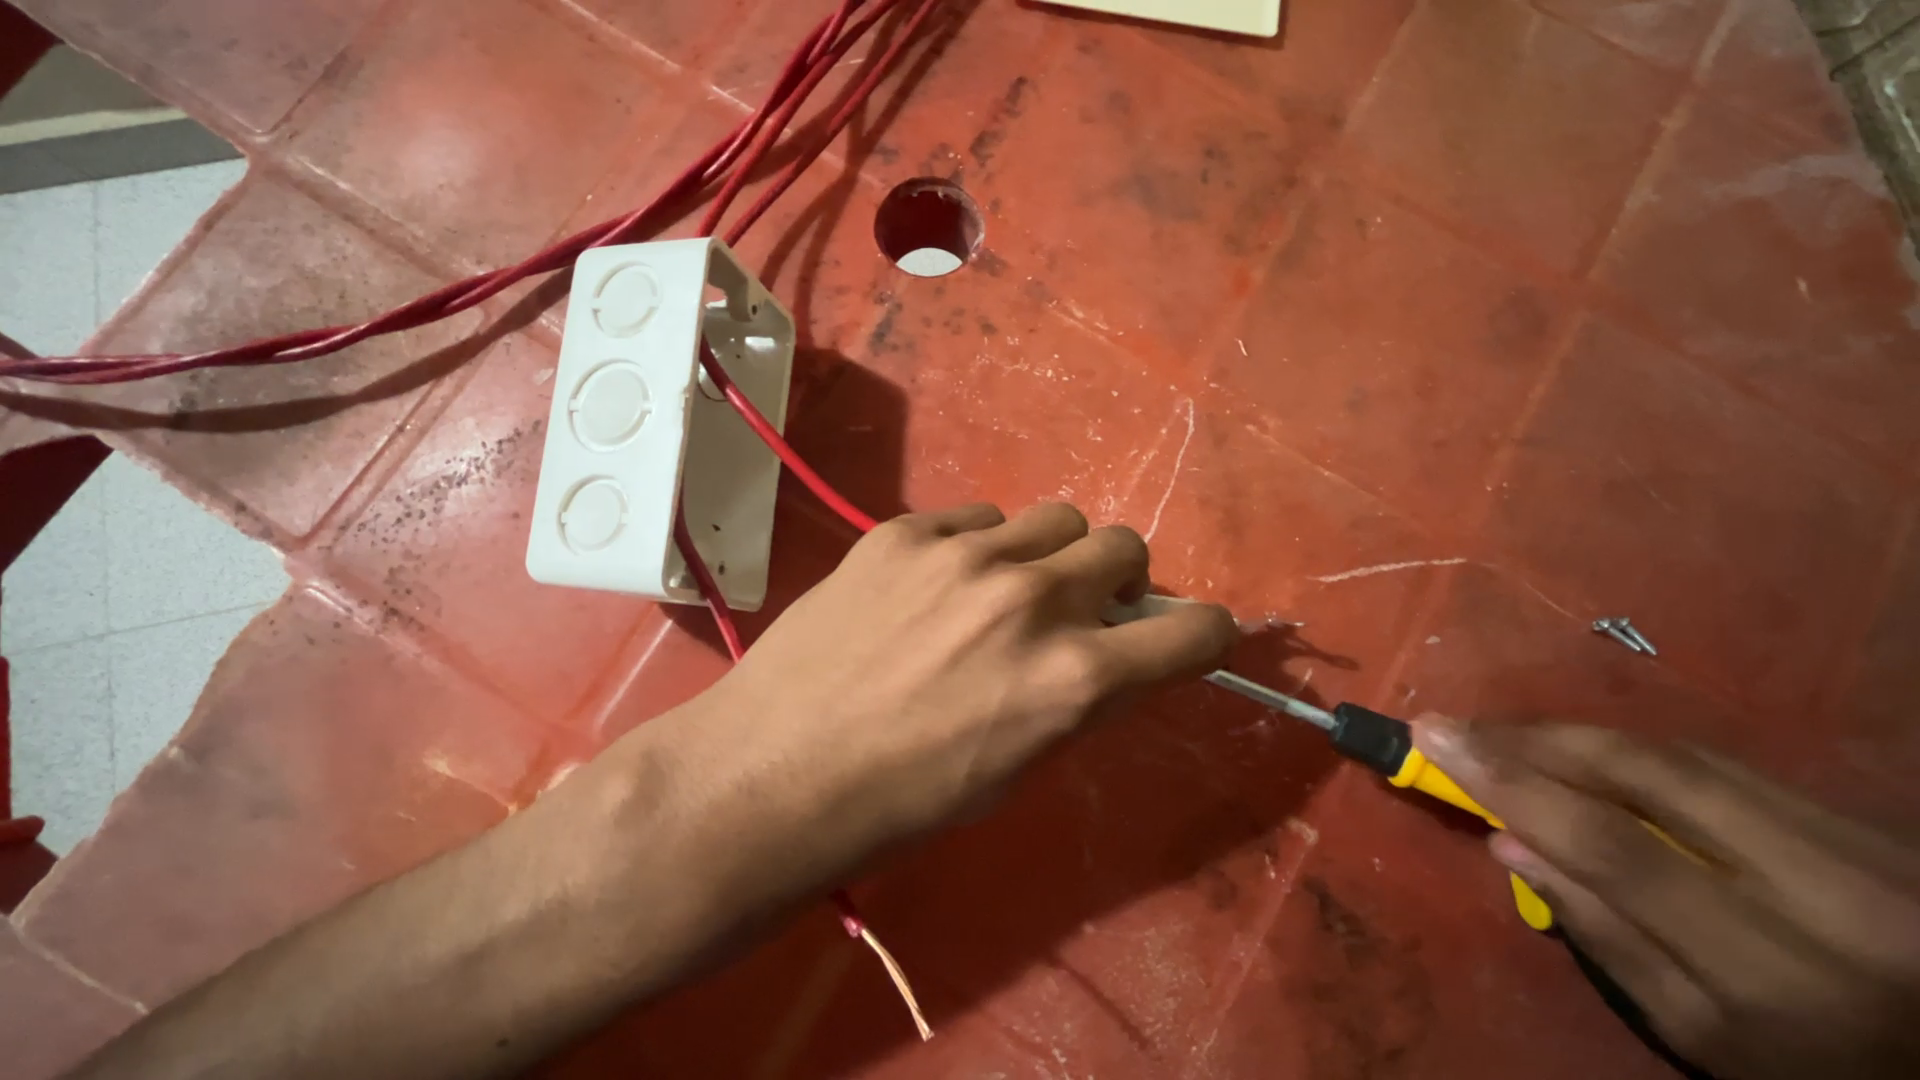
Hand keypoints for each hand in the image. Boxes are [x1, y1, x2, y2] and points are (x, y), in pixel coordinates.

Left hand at [644, 503, 1235, 925]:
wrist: (776, 774)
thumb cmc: (905, 802)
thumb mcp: (1020, 766)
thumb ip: (1081, 697)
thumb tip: (1116, 652)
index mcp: (1074, 678)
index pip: (1193, 631)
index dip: (1198, 636)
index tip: (1178, 639)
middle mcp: (1033, 600)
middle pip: (1125, 547)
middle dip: (1115, 582)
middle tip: (1076, 611)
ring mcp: (964, 555)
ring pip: (1055, 519)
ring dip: (1048, 555)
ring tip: (998, 592)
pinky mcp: (905, 532)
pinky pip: (975, 517)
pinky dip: (976, 546)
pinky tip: (932, 585)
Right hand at [1416, 721, 1919, 1079]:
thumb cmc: (1808, 1063)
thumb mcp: (1702, 1035)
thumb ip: (1604, 938)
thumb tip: (1508, 840)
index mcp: (1774, 968)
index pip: (1615, 847)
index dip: (1513, 784)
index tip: (1433, 739)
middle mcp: (1823, 885)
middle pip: (1649, 774)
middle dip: (1536, 739)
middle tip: (1455, 723)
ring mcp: (1854, 839)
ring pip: (1685, 755)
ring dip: (1576, 736)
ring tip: (1503, 733)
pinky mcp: (1861, 815)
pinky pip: (1722, 762)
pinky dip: (1635, 750)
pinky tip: (1585, 750)